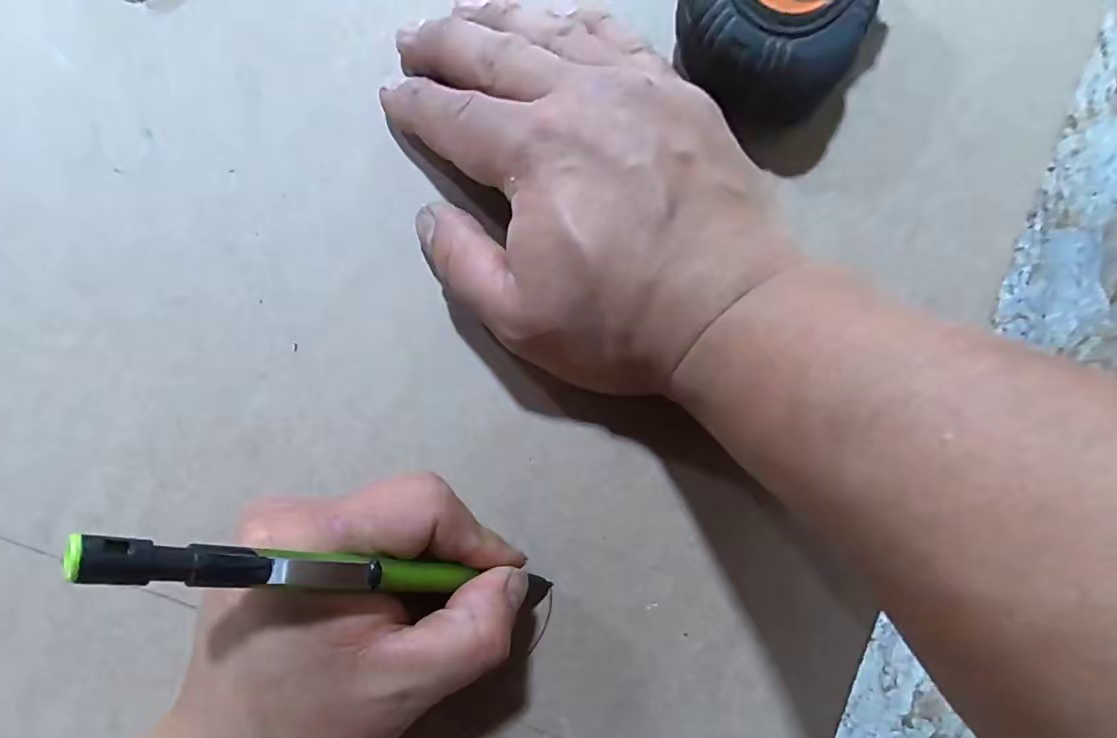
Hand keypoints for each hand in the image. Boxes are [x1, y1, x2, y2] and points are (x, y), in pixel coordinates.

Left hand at [144, 474, 530, 737]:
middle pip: (403, 510)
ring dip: (418, 568)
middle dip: (446, 560)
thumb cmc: (308, 728)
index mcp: (306, 537)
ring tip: (411, 626)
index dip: (476, 542)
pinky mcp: (273, 544)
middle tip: (455, 619)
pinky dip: (389, 570)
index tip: (498, 591)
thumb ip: (477, 629)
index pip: (423, 503)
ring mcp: (272, 525)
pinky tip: (378, 617)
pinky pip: (358, 537)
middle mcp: (283, 513)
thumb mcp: (409, 686)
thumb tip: (508, 578)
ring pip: (385, 523)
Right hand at [380, 2, 801, 396]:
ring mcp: (638, 88)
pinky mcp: (681, 95)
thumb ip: (462, 264)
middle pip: (498, 54)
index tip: (389, 94)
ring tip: (468, 11)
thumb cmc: (615, 326)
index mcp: (535, 153)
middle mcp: (581, 99)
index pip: (458, 117)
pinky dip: (578, 20)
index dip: (418, 106)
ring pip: (556, 30)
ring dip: (503, 17)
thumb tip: (430, 216)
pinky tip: (560, 17)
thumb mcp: (516, 317)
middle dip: (447, 43)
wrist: (727, 313)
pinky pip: (618, 36)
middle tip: (412, 37)